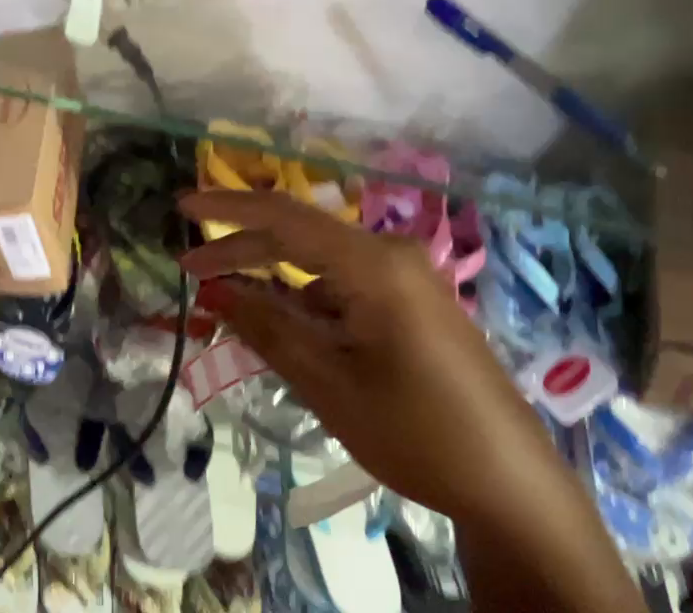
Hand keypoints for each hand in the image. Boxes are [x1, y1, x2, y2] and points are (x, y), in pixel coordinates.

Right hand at [178, 190, 567, 528]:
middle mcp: (392, 257)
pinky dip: (304, 298)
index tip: (180, 204)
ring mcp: (408, 280)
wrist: (512, 487)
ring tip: (226, 300)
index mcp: (374, 265)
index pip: (284, 217)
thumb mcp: (327, 382)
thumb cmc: (415, 432)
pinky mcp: (414, 304)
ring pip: (320, 264)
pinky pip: (344, 285)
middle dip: (241, 249)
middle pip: (300, 237)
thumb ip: (265, 327)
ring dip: (271, 277)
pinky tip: (280, 325)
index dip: (227, 208)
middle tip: (189, 267)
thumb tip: (212, 289)